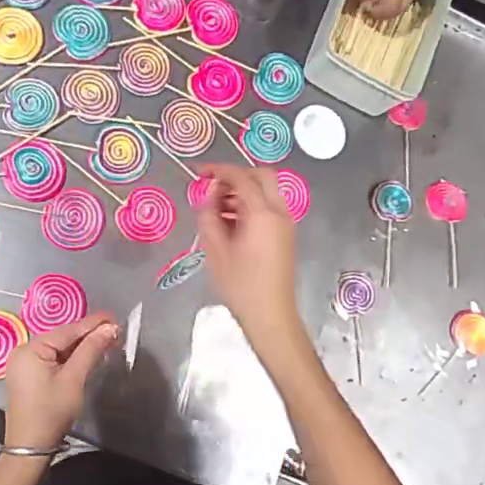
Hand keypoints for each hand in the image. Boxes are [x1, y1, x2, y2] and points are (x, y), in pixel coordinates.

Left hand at [3, 312, 117, 448]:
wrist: (30, 446)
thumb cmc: (51, 411)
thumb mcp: (74, 379)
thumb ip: (91, 350)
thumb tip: (110, 328)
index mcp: (31, 349)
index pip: (67, 330)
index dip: (92, 323)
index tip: (113, 317)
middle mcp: (24, 352)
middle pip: (62, 338)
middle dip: (88, 335)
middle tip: (114, 330)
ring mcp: (24, 365)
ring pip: (58, 350)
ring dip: (81, 347)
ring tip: (106, 341)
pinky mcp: (29, 377)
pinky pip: (52, 360)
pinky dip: (70, 359)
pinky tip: (87, 357)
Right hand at [193, 165, 298, 341]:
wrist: (270, 314)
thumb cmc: (240, 284)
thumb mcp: (215, 250)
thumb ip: (209, 216)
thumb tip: (207, 195)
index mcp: (262, 213)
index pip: (241, 177)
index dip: (218, 170)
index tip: (198, 172)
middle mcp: (279, 212)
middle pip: (261, 176)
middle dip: (236, 176)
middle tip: (212, 188)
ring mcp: (286, 223)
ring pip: (266, 192)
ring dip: (243, 192)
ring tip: (216, 209)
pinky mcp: (285, 235)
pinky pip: (269, 208)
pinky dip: (250, 205)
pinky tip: (230, 223)